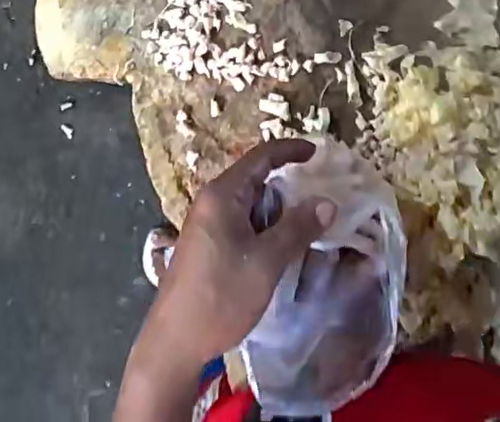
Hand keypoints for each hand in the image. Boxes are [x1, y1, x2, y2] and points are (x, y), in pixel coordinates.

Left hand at [141, 140, 333, 371]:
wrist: (171, 349)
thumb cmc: (219, 298)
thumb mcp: (266, 262)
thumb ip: (298, 227)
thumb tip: (328, 202)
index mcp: (223, 195)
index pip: (262, 156)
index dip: (291, 150)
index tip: (317, 153)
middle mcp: (211, 202)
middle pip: (256, 178)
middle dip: (288, 185)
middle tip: (317, 197)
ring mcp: (206, 224)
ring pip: (250, 203)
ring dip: (277, 210)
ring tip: (303, 226)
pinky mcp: (206, 246)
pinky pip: (242, 222)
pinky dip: (264, 226)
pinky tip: (277, 248)